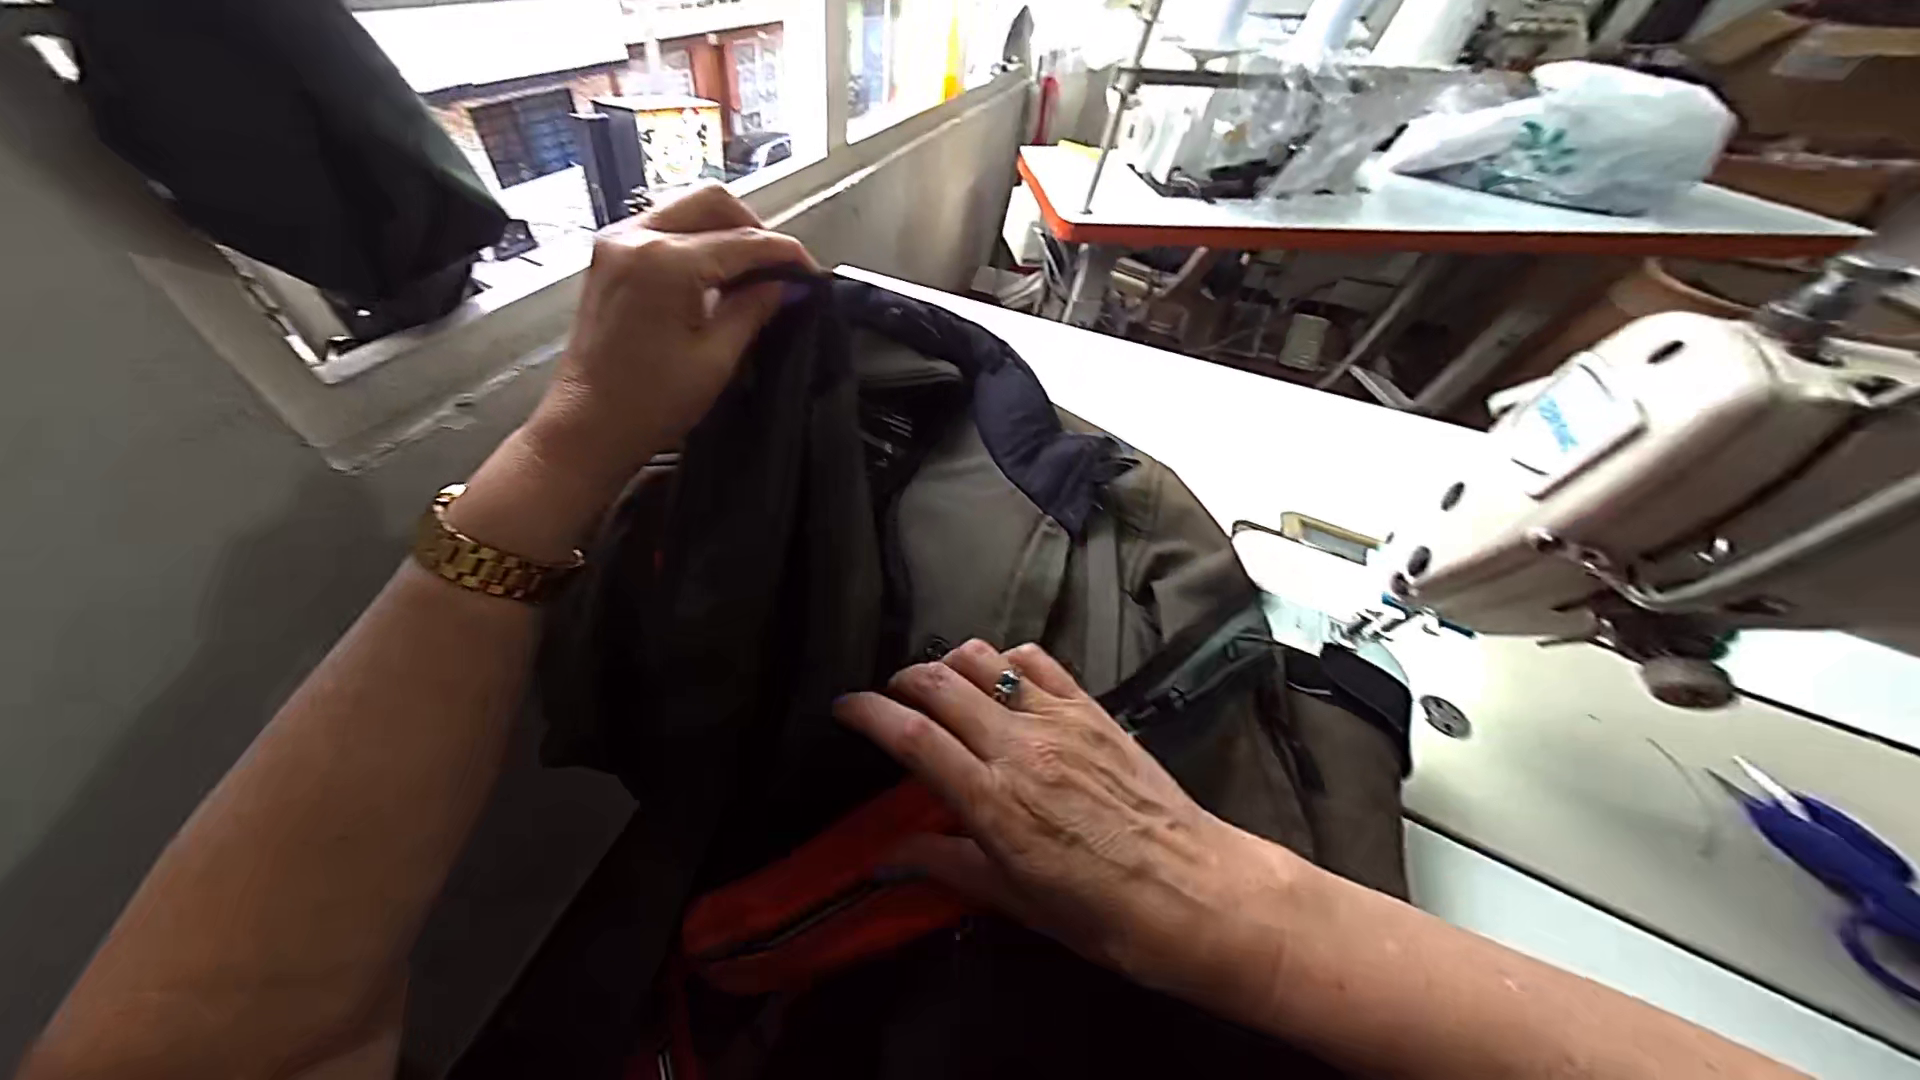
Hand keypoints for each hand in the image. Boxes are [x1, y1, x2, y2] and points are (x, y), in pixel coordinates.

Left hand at [444, 185, 814, 560]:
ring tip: (755, 274)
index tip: (813, 273)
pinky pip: (665, 228)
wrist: (590, 423)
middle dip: (757, 230)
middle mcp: (637, 236)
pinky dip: (699, 242)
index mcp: (666, 262)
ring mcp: (618, 243)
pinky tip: (718, 277)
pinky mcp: (611, 258)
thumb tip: (785, 287)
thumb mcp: (716, 359)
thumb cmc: (653, 401)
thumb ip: (752, 310)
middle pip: (712, 202)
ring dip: (728, 233)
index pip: (743, 241)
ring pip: (687, 209)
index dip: (786, 254)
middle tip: (782, 269)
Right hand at [834, 640, 1303, 1008]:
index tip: (846, 706)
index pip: (912, 737)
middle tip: (890, 697)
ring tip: (942, 687)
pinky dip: (1006, 660)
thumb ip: (945, 864)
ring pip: (984, 660)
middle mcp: (1021, 748)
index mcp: (995, 803)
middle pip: (939, 683)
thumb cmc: (1106, 914)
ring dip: (950, 664)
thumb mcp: (1016, 902)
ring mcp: (1058, 720)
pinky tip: (1002, 681)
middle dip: (901, 679)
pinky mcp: (1090, 708)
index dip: (867, 712)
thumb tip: (885, 857)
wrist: (1199, 892)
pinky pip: (1036, 661)